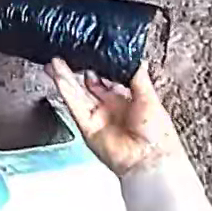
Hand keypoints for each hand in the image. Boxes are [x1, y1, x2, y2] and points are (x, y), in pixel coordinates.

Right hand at [48, 60, 184, 176]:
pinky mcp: (86, 125)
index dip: (97, 67)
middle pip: (88, 84)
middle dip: (77, 70)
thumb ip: (137, 76)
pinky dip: (65, 89)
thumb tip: (136, 58)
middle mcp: (109, 107)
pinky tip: (58, 76)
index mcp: (126, 99)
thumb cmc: (157, 133)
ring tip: (54, 61)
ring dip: (65, 77)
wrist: (149, 158)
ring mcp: (97, 116)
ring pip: (77, 92)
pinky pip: (73, 104)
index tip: (89, 52)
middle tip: (66, 55)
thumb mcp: (149, 96)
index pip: (106, 79)